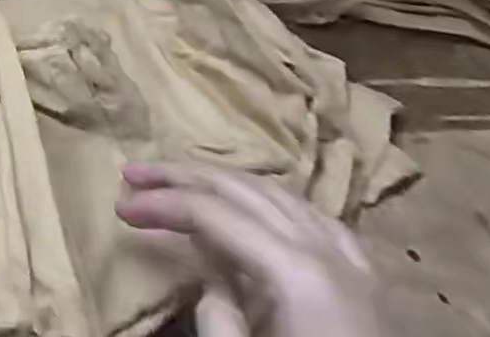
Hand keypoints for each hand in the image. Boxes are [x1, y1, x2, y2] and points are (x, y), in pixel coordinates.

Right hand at [115, 162, 383, 336]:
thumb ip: (219, 316)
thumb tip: (211, 277)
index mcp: (296, 272)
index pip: (210, 212)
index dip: (159, 203)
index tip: (120, 206)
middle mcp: (324, 250)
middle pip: (238, 189)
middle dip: (178, 175)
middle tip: (132, 172)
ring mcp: (353, 263)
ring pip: (275, 192)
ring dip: (219, 179)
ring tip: (179, 179)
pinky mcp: (369, 282)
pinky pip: (313, 216)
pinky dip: (270, 199)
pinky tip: (253, 203)